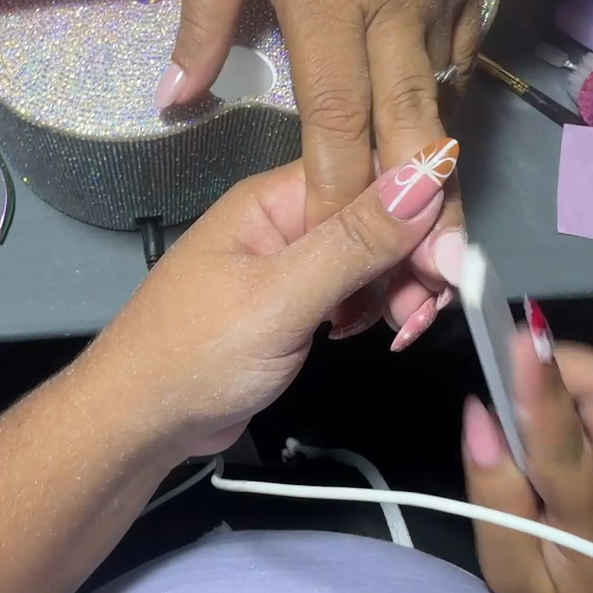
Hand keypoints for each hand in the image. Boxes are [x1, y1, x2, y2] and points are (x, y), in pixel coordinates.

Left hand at [80, 141, 456, 456]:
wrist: (144, 420)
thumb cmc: (199, 353)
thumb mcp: (280, 298)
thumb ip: (354, 242)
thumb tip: (429, 171)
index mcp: (275, 197)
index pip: (369, 172)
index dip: (419, 210)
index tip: (448, 264)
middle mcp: (287, 219)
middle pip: (378, 216)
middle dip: (413, 260)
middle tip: (423, 311)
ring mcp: (292, 262)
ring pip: (372, 257)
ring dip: (398, 290)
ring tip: (401, 330)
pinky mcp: (297, 301)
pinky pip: (353, 289)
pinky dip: (374, 309)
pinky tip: (375, 334)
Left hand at [165, 0, 487, 340]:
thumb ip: (204, 22)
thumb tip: (175, 98)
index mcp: (329, 5)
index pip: (336, 123)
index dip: (343, 198)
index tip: (343, 257)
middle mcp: (395, 13)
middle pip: (408, 133)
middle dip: (415, 212)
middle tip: (420, 279)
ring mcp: (442, 0)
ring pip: (442, 107)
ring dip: (435, 176)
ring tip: (432, 238)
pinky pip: (458, 66)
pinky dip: (443, 114)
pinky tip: (430, 148)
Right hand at [461, 330, 592, 592]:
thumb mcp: (512, 574)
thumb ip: (492, 496)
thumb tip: (478, 414)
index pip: (567, 448)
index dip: (541, 391)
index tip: (521, 341)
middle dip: (566, 360)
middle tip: (514, 364)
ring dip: (570, 368)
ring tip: (524, 387)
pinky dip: (577, 386)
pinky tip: (549, 414)